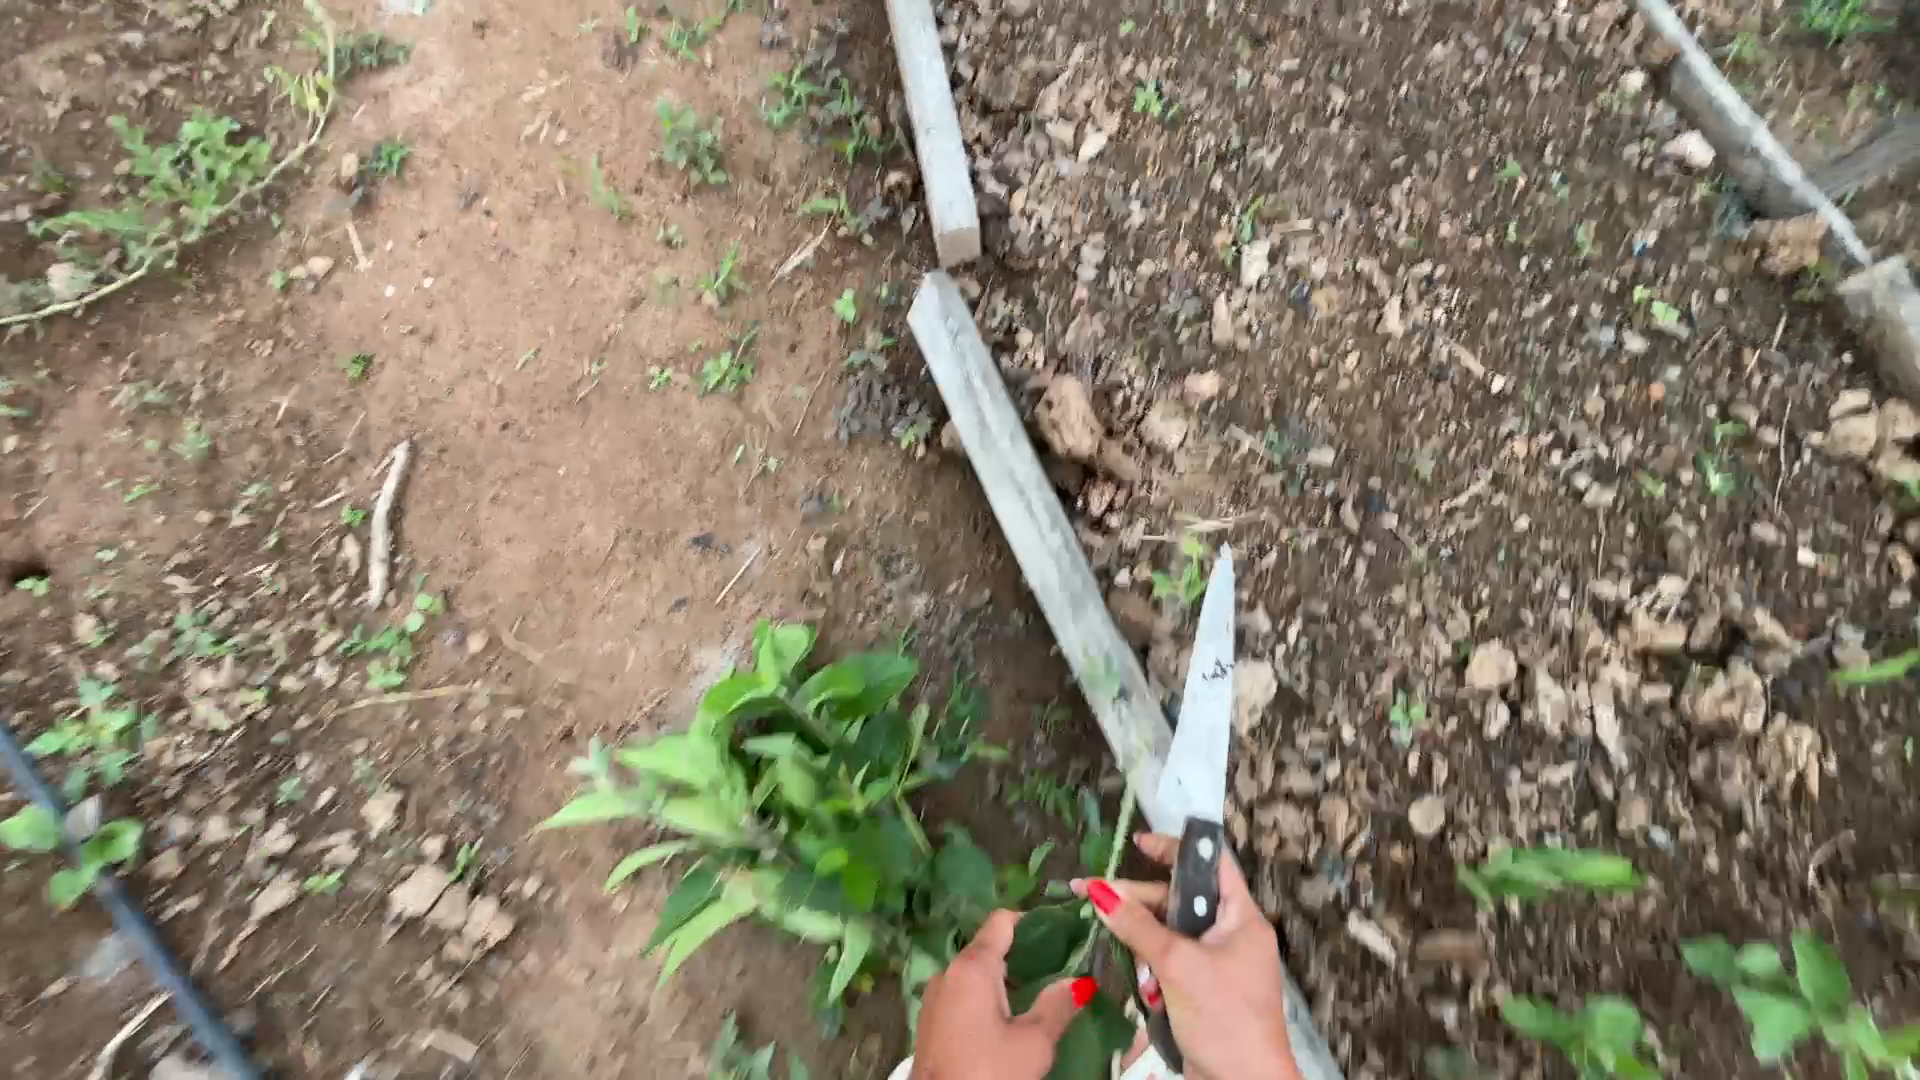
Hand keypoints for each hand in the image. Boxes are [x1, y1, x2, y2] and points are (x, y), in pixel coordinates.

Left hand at [911, 909, 1096, 1078]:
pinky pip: (962, 993)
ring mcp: (935, 995)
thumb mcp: (1033, 1044)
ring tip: (1035, 996)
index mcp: (972, 965)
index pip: (1002, 920)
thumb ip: (1056, 1006)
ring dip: (1003, 979)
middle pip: (989, 946)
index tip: (1059, 933)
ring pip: (975, 972)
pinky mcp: (930, 1020)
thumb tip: (1080, 982)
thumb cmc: (988, 1074)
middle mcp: (948, 970)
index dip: (1031, 922)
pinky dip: (984, 997)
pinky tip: (1005, 1020)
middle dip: (1021, 955)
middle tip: (1055, 969)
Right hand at [1072, 833, 1301, 1079]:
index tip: (1138, 843)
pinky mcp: (1202, 988)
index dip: (1176, 847)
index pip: (1211, 862)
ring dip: (1139, 931)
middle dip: (1138, 896)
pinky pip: (1169, 958)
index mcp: (1241, 917)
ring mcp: (1216, 963)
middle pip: (1179, 897)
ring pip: (1169, 930)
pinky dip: (1147, 959)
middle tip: (1093, 891)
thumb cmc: (1223, 1017)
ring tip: (1100, 924)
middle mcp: (1231, 933)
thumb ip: (1136, 925)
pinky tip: (1125, 962)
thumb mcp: (1176, 964)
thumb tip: (1097, 890)